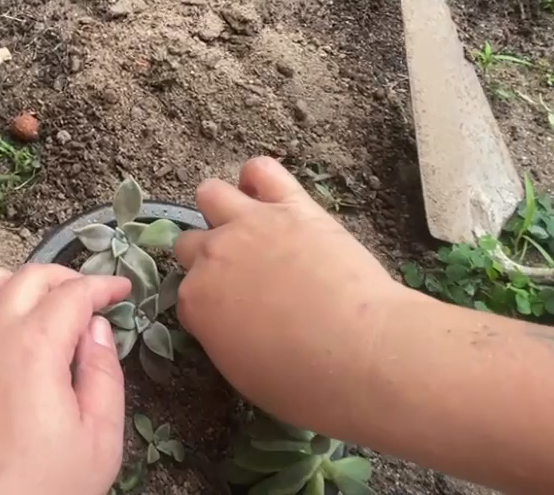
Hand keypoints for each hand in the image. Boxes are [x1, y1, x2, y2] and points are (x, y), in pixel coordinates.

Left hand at [0, 266, 132, 494]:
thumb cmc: (43, 489)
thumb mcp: (99, 441)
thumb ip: (104, 375)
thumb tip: (96, 328)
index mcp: (36, 342)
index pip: (74, 294)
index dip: (102, 286)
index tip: (122, 289)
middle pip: (28, 277)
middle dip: (64, 278)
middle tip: (89, 299)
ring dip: (7, 281)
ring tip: (31, 303)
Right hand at [173, 157, 416, 432]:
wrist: (366, 356)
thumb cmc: (311, 385)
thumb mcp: (248, 376)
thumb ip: (223, 337)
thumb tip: (228, 323)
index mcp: (196, 302)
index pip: (186, 293)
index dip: (209, 303)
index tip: (232, 316)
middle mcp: (212, 255)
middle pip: (189, 242)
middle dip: (209, 257)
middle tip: (243, 277)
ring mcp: (247, 224)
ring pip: (210, 193)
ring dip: (223, 210)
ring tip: (250, 229)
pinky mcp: (288, 204)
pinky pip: (261, 169)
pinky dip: (261, 179)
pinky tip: (273, 198)